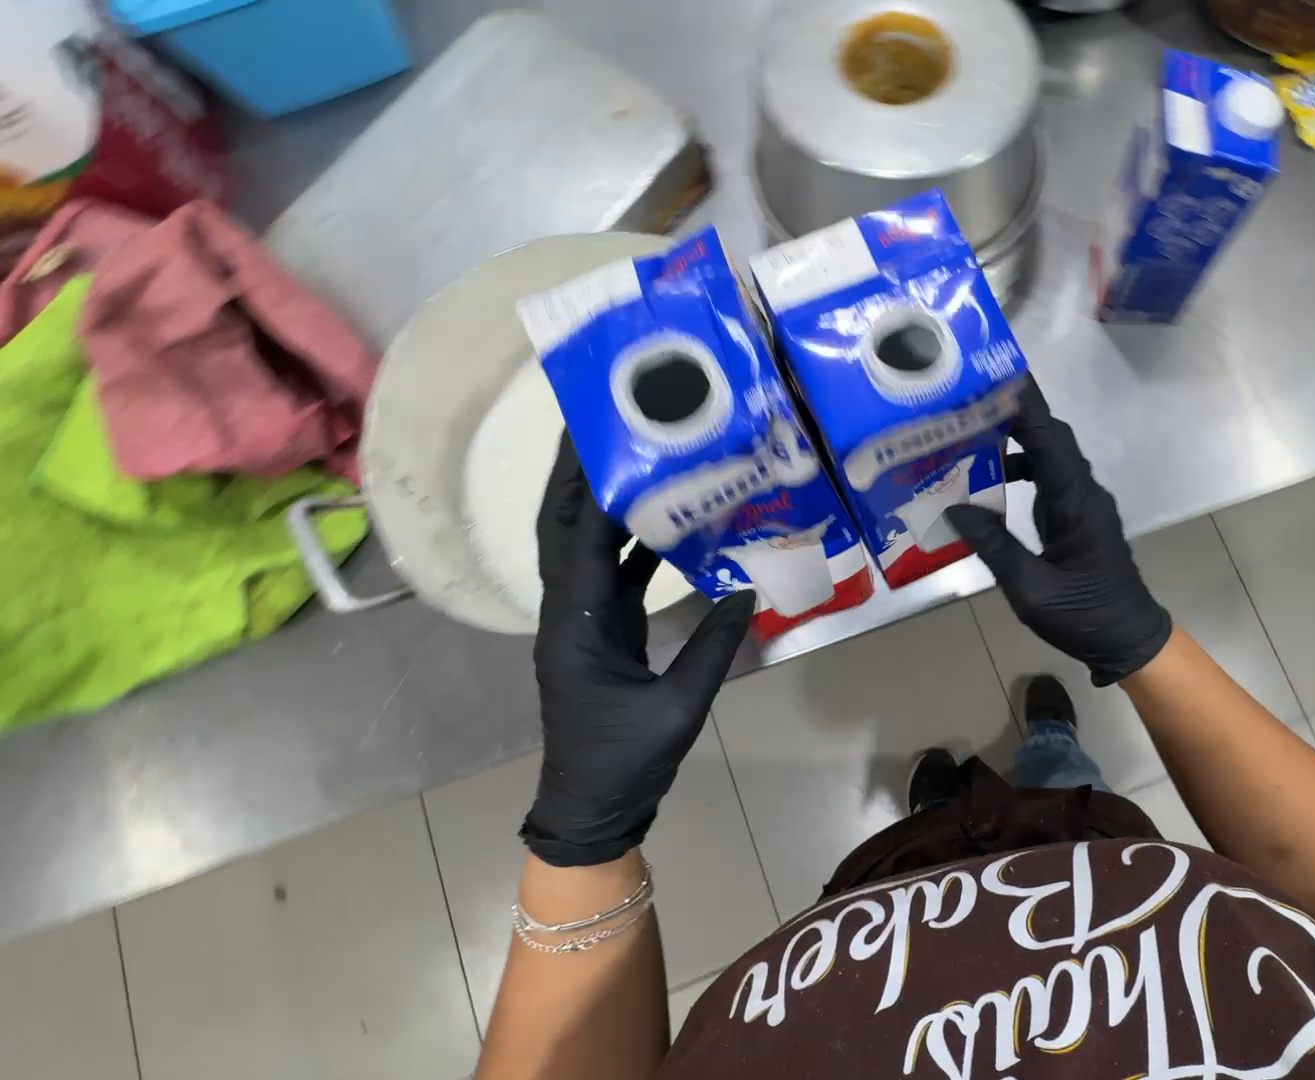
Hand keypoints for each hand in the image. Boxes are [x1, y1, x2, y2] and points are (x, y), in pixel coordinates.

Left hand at [521, 436, 755, 866]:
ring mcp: (581, 620)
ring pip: (580, 546)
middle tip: (600, 423)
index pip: (581, 543)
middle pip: (560, 529)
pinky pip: (609, 572)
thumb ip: (713, 646)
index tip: (613, 439)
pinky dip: (629, 541)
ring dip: (597, 501)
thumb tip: (747, 590)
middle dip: (574, 476)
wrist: (592, 804)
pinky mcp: (599, 630)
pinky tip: (662, 519)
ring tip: (629, 454)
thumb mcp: (679, 708)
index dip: (595, 489)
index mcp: (578, 627)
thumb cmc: (627, 760)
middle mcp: (568, 612)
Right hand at [944, 381, 1170, 685]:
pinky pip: (1048, 478)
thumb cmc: (1083, 616)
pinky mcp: (1077, 515)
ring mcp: (1082, 503)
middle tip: (967, 400)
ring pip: (1049, 455)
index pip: (1048, 439)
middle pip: (1050, 437)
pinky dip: (1020, 469)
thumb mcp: (1030, 589)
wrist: (1125, 637)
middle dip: (1013, 413)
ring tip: (970, 433)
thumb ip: (993, 545)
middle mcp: (1083, 492)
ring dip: (1014, 440)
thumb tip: (954, 508)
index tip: (993, 375)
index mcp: (1076, 503)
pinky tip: (990, 478)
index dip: (1023, 405)